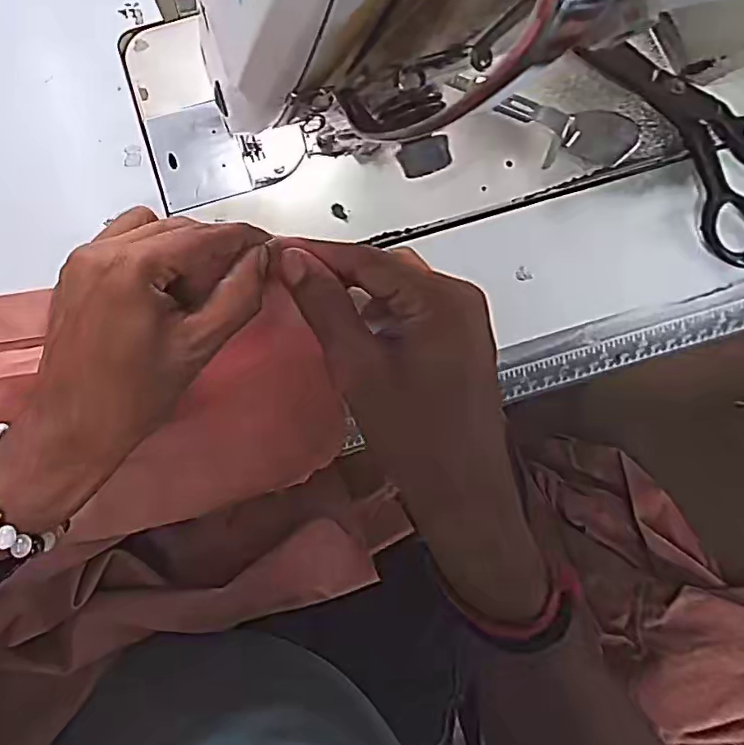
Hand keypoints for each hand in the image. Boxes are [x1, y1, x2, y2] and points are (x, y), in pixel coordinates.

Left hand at [0, 209, 270, 551]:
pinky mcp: (74, 271)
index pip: (201, 236)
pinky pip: (120, 240)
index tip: (261, 243)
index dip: (240, 237)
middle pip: (175, 227)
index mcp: (130, 268)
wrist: (73, 426)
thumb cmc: (125, 400)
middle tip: (232, 279)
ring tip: (186, 294)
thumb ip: (238, 295)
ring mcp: (83, 260)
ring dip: (177, 248)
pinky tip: (158, 290)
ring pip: (148, 227)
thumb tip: (259, 259)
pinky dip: (146, 252)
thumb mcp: (198, 345)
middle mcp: (100, 254)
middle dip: (208, 249)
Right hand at [275, 239, 548, 622]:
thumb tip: (296, 263)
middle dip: (334, 267)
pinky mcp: (457, 335)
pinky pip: (407, 305)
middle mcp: (459, 299)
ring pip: (394, 284)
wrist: (462, 492)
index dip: (316, 252)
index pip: (366, 258)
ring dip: (353, 287)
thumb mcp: (356, 365)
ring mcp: (462, 317)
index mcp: (441, 300)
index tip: (280, 252)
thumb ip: (323, 305)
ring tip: (312, 293)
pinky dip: (374, 306)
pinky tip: (348, 320)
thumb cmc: (418, 439)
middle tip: (289, 271)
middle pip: (383, 266)